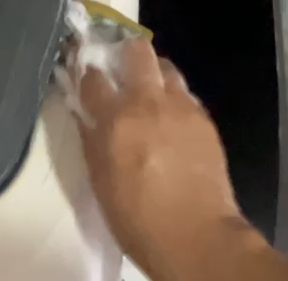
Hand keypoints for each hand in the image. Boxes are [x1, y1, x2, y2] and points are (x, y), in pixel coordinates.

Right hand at [76, 38, 287, 280]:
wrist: (197, 235)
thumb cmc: (139, 218)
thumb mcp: (101, 183)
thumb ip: (91, 142)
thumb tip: (85, 116)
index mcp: (115, 119)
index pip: (93, 78)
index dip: (87, 72)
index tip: (87, 75)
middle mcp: (147, 102)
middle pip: (137, 51)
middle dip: (127, 51)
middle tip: (123, 65)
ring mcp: (179, 106)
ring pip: (166, 66)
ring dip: (155, 72)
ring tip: (151, 90)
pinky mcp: (203, 117)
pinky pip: (185, 94)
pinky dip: (175, 98)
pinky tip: (173, 118)